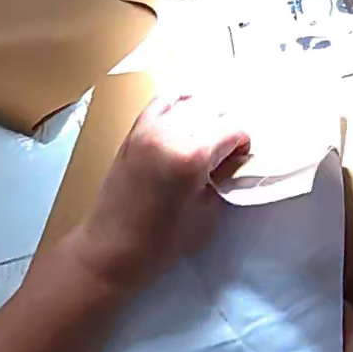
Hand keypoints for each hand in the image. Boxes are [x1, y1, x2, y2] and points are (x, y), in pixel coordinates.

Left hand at [71, 93, 249, 292]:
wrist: (110, 249)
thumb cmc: (161, 242)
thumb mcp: (206, 215)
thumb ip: (223, 179)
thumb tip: (233, 159)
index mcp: (193, 156)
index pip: (233, 131)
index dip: (242, 144)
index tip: (241, 158)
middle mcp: (172, 134)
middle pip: (213, 115)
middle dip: (224, 132)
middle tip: (225, 153)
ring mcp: (150, 129)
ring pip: (190, 107)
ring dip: (204, 119)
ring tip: (206, 138)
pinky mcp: (135, 132)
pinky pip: (162, 103)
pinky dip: (177, 102)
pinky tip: (186, 108)